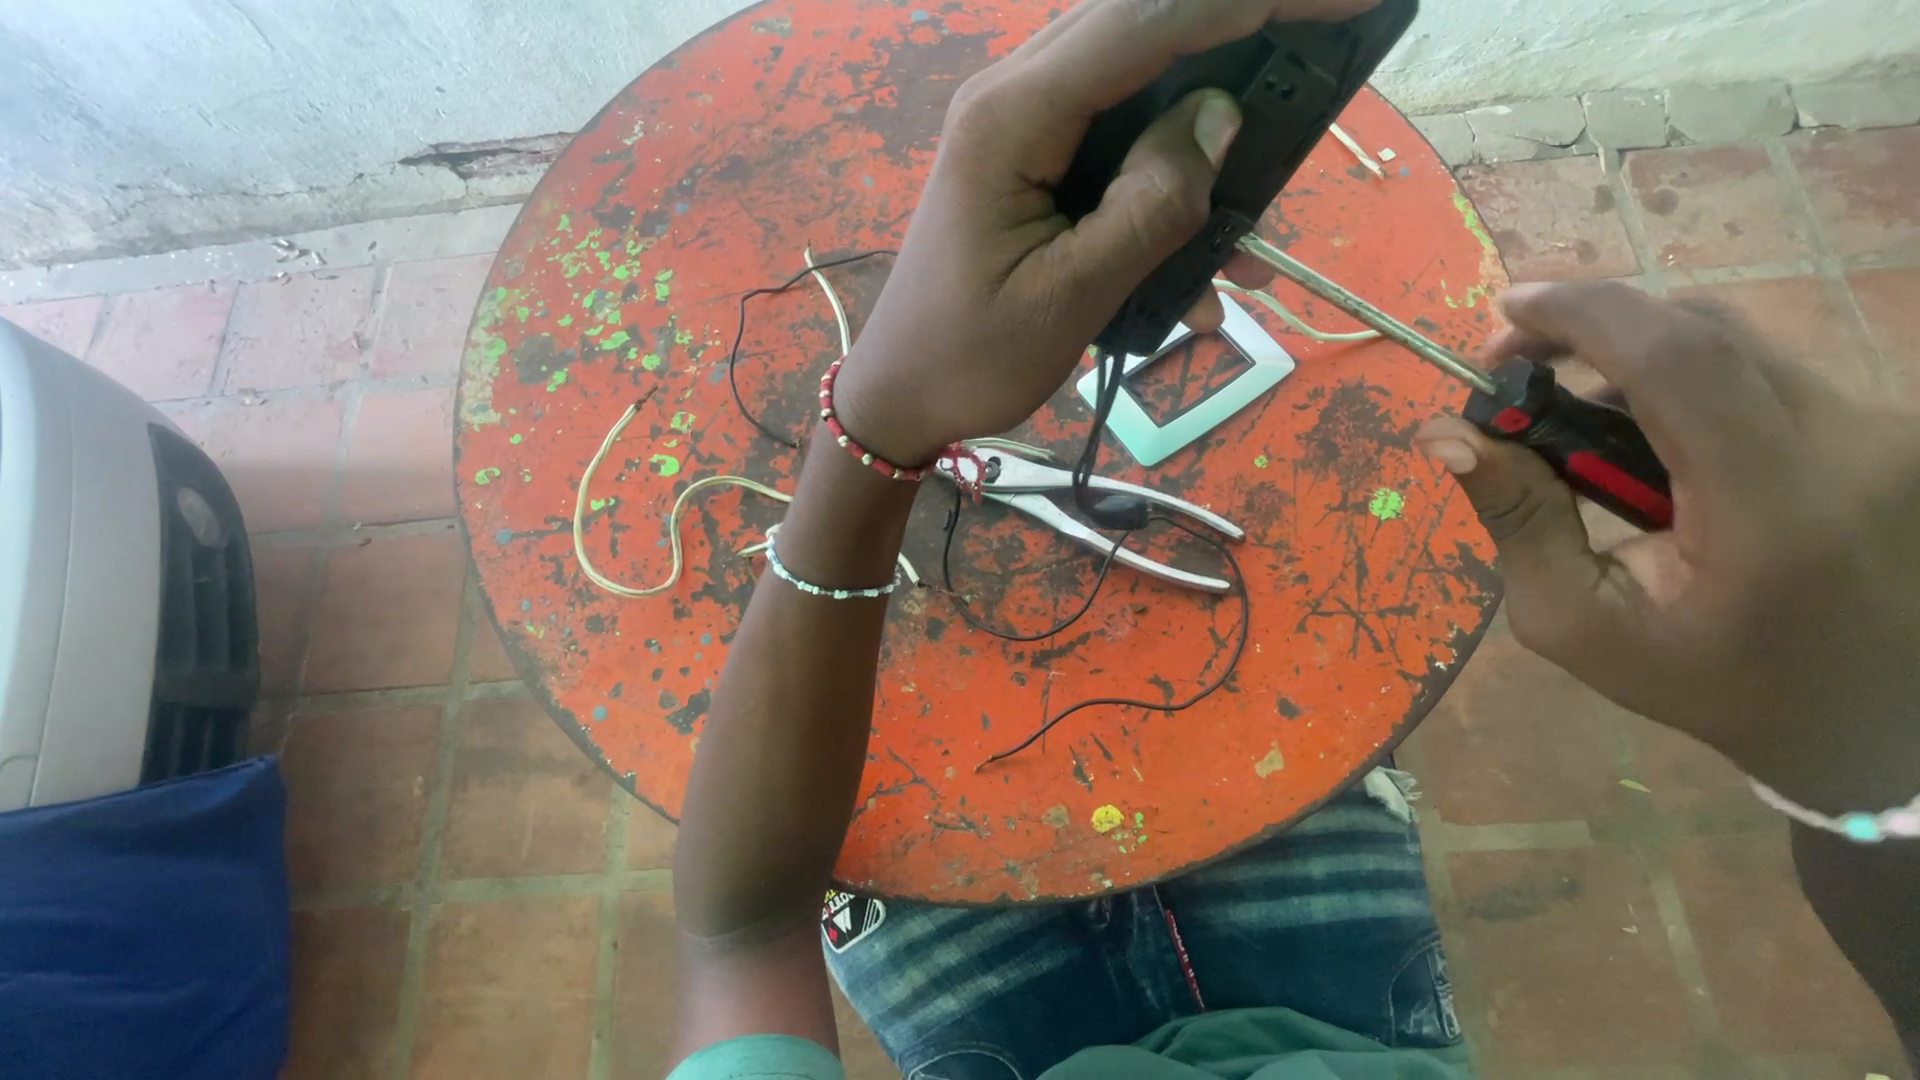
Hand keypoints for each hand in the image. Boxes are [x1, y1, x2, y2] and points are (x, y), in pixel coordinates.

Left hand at [832, 0, 1376, 464]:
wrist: (901, 396)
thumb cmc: (970, 360)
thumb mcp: (1068, 299)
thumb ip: (1148, 209)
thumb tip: (1219, 119)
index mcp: (1011, 119)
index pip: (1146, 21)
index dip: (1251, 0)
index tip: (1348, 1)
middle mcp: (1012, 100)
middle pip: (1143, 29)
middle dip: (1241, 37)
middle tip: (1329, 56)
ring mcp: (1019, 131)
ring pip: (1137, 88)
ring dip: (1204, 138)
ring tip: (1251, 215)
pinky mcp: (1031, 168)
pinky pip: (1115, 149)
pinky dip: (1165, 193)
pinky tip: (1195, 279)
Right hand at [1414, 282, 1919, 812]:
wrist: (1866, 714)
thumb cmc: (1705, 680)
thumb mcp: (1574, 621)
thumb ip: (1515, 520)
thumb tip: (1444, 436)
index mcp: (1771, 507)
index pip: (1678, 361)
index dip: (1585, 314)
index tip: (1504, 312)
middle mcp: (1849, 445)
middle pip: (1704, 331)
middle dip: (1591, 325)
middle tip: (1510, 364)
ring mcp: (1885, 429)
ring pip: (1733, 341)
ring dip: (1629, 351)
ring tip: (1563, 409)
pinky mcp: (1886, 426)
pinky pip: (1759, 367)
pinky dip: (1676, 376)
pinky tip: (1637, 434)